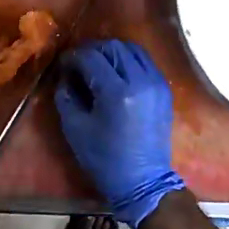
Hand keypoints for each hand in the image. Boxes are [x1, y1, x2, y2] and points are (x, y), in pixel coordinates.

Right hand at [54, 39, 184, 228]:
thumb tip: (65, 75)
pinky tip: (116, 74)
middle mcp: (140, 81)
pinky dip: (128, 61)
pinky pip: (145, 62)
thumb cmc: (105, 159)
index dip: (74, 57)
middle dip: (94, 50)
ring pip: (133, 50)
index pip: (92, 58)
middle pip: (115, 47)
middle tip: (80, 63)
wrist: (144, 181)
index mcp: (117, 92)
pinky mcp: (164, 89)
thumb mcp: (76, 129)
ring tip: (98, 65)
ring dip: (112, 52)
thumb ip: (66, 96)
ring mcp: (156, 83)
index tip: (64, 63)